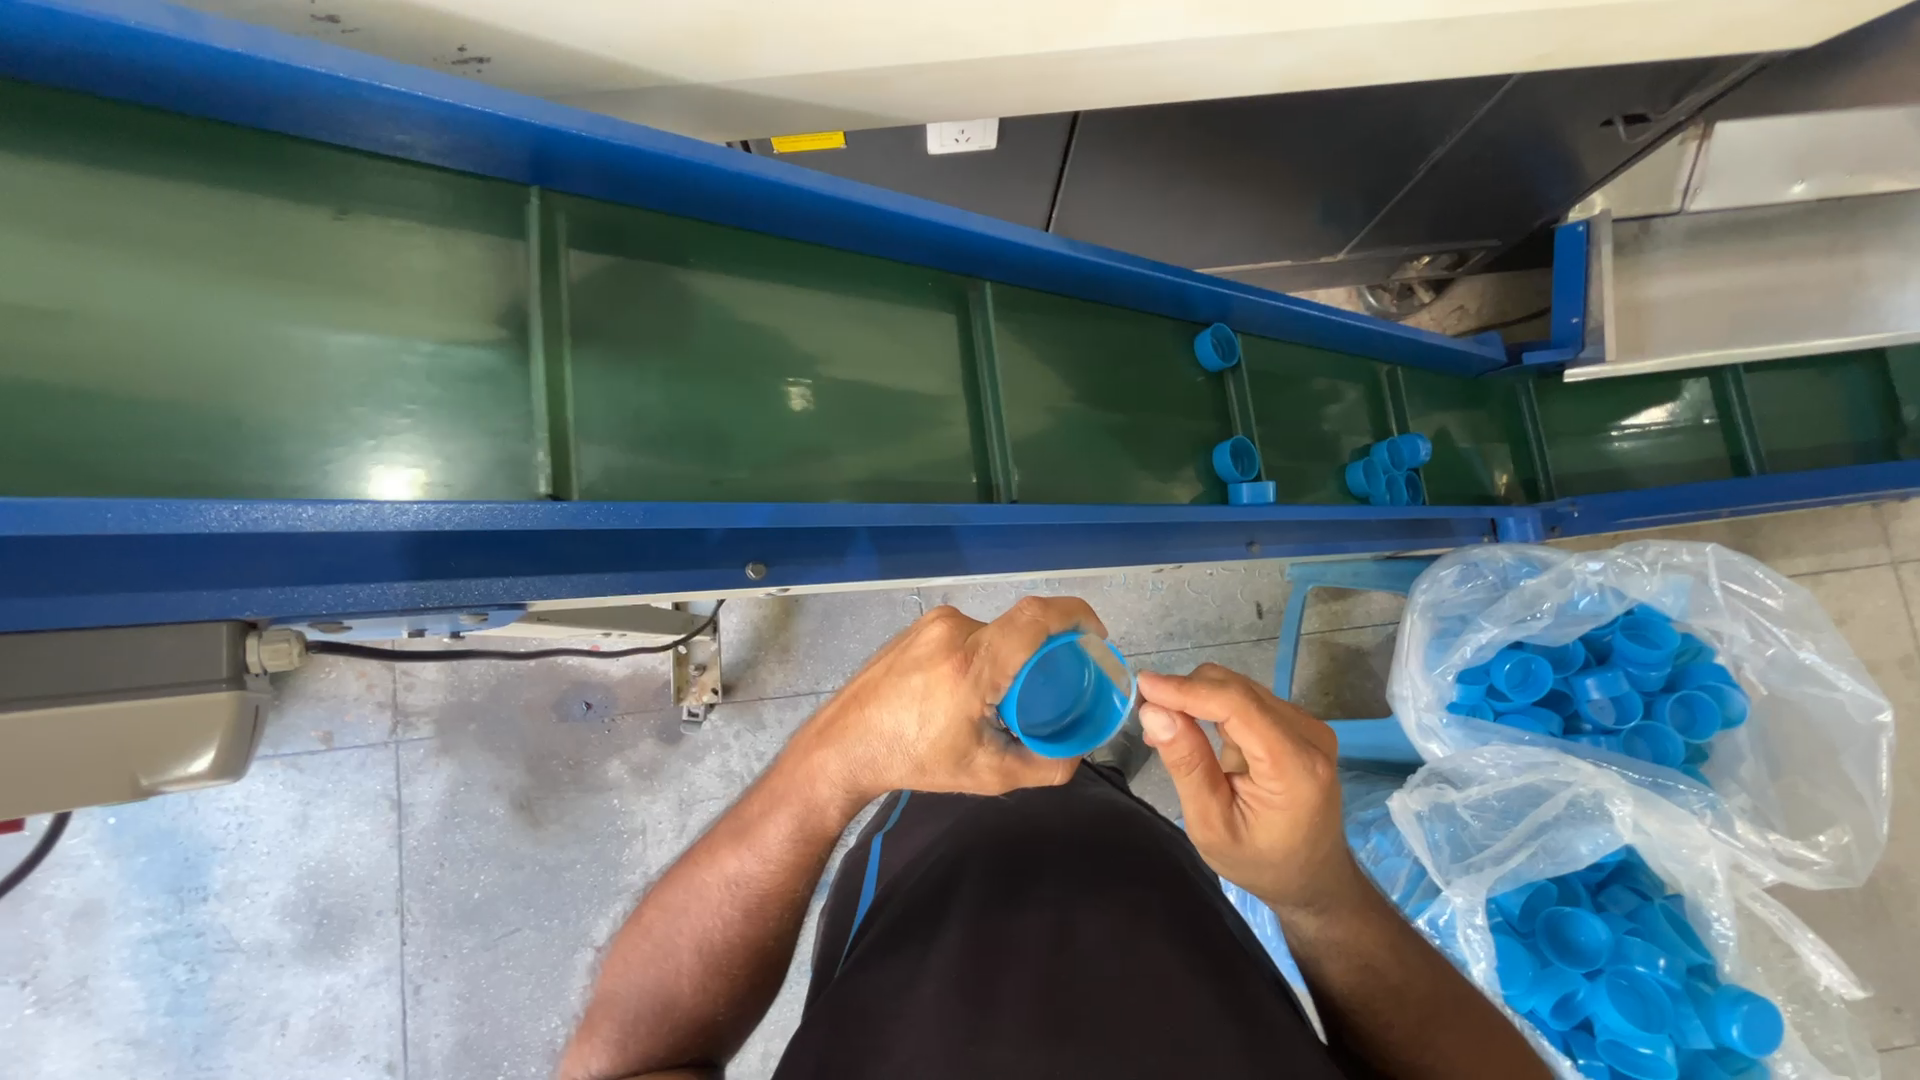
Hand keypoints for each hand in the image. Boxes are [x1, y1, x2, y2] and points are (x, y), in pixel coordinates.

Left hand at [787, 597, 1102, 803]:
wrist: (843, 745)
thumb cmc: (914, 760)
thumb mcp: (986, 775)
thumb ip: (1044, 767)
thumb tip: (1078, 752)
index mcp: (973, 661)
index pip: (1038, 616)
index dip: (1078, 616)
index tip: (1097, 636)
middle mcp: (955, 629)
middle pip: (1019, 630)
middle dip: (1042, 656)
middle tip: (1048, 691)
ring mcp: (932, 623)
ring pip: (993, 633)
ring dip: (1007, 660)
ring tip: (1000, 700)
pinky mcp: (917, 627)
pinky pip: (968, 633)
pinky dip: (982, 656)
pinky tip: (968, 691)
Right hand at [1137, 664, 1368, 917]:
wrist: (1312, 878)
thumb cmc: (1260, 862)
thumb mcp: (1211, 825)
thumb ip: (1187, 765)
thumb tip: (1153, 712)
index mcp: (1294, 766)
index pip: (1236, 705)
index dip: (1186, 690)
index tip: (1143, 686)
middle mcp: (1308, 735)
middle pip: (1236, 689)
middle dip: (1186, 693)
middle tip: (1148, 717)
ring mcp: (1307, 726)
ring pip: (1238, 688)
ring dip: (1196, 700)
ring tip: (1168, 733)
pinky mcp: (1299, 725)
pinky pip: (1246, 700)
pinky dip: (1212, 708)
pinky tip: (1194, 734)